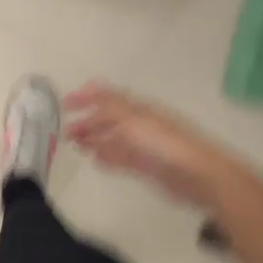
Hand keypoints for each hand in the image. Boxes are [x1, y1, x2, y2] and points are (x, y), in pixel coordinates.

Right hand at [62, 83, 244, 204]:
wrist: (197, 174)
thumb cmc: (164, 143)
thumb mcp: (133, 119)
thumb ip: (110, 105)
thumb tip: (91, 88)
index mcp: (138, 109)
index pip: (108, 96)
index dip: (87, 96)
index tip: (65, 104)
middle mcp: (140, 124)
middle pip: (109, 119)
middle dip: (87, 122)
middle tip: (66, 132)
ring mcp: (143, 146)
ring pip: (113, 139)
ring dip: (94, 140)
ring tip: (76, 145)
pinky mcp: (146, 166)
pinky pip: (122, 158)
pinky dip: (107, 157)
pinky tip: (96, 161)